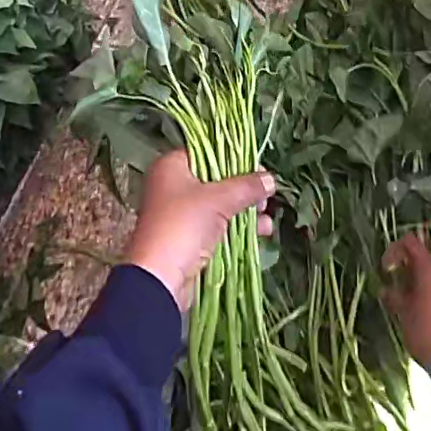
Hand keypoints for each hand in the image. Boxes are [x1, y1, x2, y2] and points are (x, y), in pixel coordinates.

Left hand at [124, 149, 274, 309]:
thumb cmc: (183, 225)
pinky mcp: (188, 237)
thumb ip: (245, 187)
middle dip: (244, 188)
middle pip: (216, 178)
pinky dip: (237, 227)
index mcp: (172, 166)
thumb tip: (270, 179)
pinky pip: (217, 225)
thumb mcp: (218, 200)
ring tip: (267, 215)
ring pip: (219, 204)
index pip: (207, 150)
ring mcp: (180, 213)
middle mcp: (173, 185)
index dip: (235, 157)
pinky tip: (261, 231)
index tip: (259, 167)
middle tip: (266, 194)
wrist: (159, 279)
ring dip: (244, 209)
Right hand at [382, 233, 430, 366]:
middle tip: (402, 295)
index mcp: (430, 269)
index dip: (394, 250)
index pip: (410, 242)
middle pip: (427, 264)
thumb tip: (386, 290)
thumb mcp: (404, 316)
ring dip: (429, 291)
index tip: (387, 270)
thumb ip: (394, 298)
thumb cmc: (428, 334)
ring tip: (420, 313)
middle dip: (412, 275)